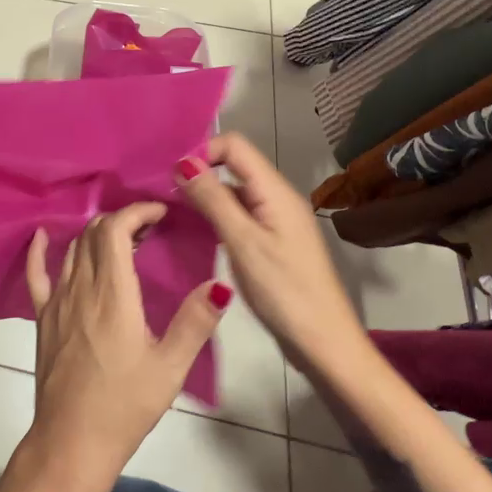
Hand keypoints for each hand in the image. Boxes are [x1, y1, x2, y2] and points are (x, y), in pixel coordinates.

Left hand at [0, 205, 230, 491]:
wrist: (73, 437)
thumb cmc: (125, 403)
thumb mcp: (170, 367)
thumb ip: (194, 323)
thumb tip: (219, 284)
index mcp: (112, 293)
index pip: (115, 230)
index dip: (136, 211)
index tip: (159, 212)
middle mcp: (80, 287)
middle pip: (94, 233)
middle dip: (122, 221)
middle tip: (150, 231)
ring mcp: (57, 300)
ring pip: (73, 249)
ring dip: (96, 236)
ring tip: (122, 242)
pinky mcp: (42, 316)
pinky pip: (36, 273)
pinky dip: (40, 250)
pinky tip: (42, 236)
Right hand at [175, 134, 368, 373]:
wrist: (326, 346)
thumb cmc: (285, 292)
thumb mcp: (243, 243)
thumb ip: (213, 199)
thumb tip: (182, 161)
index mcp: (275, 191)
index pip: (234, 145)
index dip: (202, 151)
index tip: (172, 176)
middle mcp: (276, 198)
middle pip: (233, 165)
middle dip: (199, 172)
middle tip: (165, 194)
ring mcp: (275, 221)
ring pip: (233, 191)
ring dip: (205, 195)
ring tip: (173, 212)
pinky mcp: (272, 242)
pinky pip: (238, 214)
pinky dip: (216, 216)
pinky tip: (196, 233)